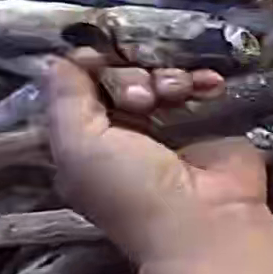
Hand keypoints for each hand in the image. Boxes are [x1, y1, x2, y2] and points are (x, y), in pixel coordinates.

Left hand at [42, 50, 268, 266]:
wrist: (202, 216)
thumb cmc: (130, 187)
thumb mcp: (78, 146)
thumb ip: (65, 99)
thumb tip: (62, 57)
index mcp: (87, 139)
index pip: (82, 87)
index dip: (90, 68)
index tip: (99, 58)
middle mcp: (128, 129)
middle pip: (124, 77)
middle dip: (132, 76)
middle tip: (142, 96)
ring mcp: (172, 124)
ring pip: (163, 77)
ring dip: (169, 76)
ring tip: (177, 92)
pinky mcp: (210, 121)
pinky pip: (202, 86)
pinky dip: (204, 79)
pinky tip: (210, 84)